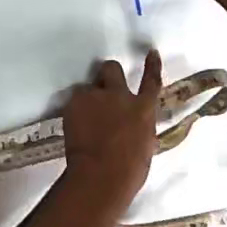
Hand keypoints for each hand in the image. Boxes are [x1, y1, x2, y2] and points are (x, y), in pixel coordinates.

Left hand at [62, 50, 161, 189]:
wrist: (100, 174)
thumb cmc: (128, 171)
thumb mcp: (144, 146)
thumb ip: (138, 127)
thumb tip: (132, 123)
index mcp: (143, 109)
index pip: (151, 81)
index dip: (152, 65)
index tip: (151, 52)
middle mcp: (120, 96)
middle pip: (112, 69)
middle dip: (108, 74)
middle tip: (103, 87)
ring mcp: (96, 96)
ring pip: (89, 85)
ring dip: (89, 96)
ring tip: (86, 119)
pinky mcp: (75, 102)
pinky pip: (75, 100)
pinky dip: (75, 110)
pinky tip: (76, 126)